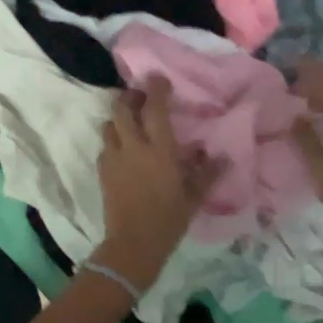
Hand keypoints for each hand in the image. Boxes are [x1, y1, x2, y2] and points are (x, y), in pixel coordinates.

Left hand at [96, 76, 223, 286]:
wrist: (133, 244)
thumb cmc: (168, 220)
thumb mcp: (194, 197)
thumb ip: (207, 172)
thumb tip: (220, 155)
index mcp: (159, 149)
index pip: (154, 107)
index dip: (156, 89)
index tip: (159, 78)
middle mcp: (133, 147)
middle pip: (122, 108)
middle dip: (130, 97)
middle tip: (141, 96)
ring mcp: (114, 158)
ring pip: (109, 125)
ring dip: (118, 118)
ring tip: (130, 121)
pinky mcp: (102, 171)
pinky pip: (105, 146)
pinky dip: (113, 140)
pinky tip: (123, 149)